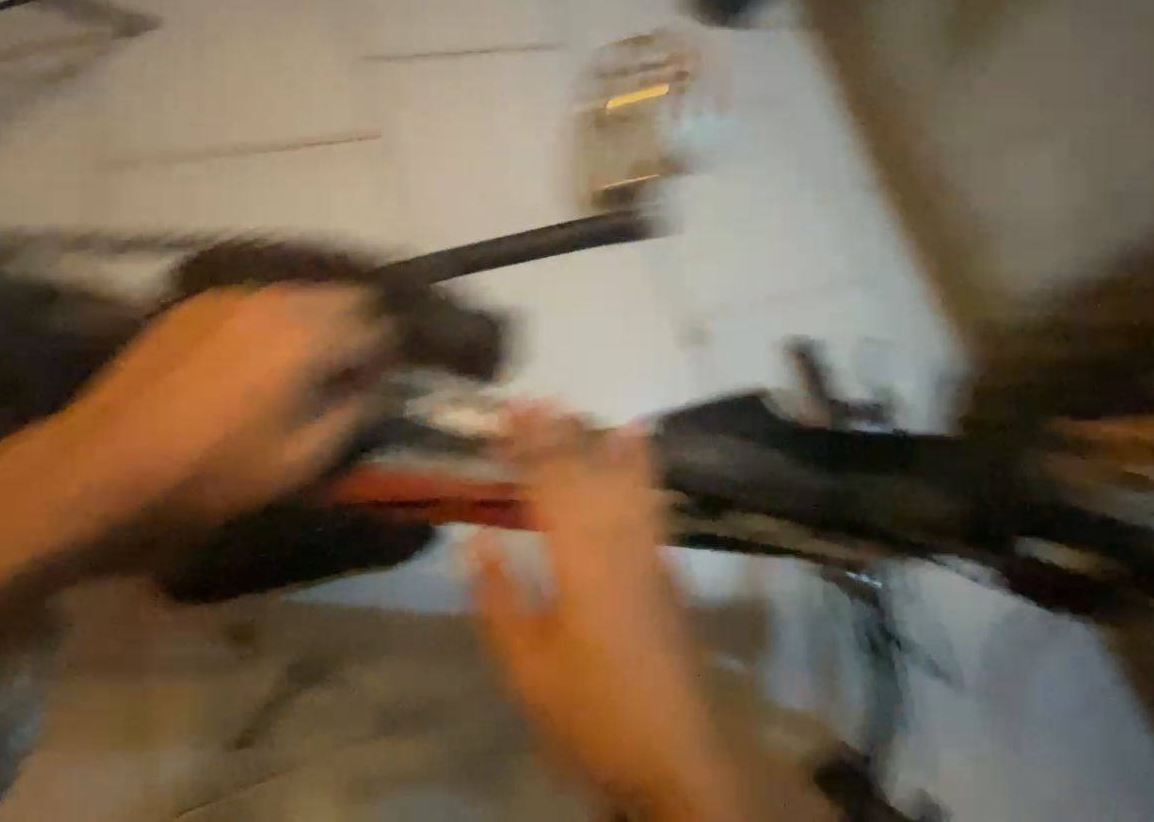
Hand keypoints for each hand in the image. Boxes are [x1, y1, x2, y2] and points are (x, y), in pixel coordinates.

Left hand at [36, 286, 393, 553]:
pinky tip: (252, 359)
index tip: (379, 381)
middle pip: (343, 296)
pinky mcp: (197, 304)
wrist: (103, 462)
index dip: (387, 353)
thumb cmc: (212, 470)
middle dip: (356, 328)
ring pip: (300, 294)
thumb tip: (376, 384)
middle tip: (344, 371)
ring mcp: (232, 296)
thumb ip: (353, 412)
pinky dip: (273, 321)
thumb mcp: (301, 461)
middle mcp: (276, 301)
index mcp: (309, 337)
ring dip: (314, 322)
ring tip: (298, 366)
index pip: (377, 324)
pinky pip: (258, 301)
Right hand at [467, 406, 743, 821]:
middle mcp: (620, 545)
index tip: (511, 409)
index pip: (549, 487)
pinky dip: (644, 471)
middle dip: (561, 434)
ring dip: (606, 445)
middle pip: (588, 475)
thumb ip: (499, 600)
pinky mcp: (669, 573)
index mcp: (578, 564)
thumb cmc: (589, 713)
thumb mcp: (526, 670)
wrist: (677, 754)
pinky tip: (642, 454)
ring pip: (627, 484)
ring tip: (591, 412)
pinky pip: (652, 504)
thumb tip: (476, 539)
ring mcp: (651, 556)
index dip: (528, 445)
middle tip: (538, 398)